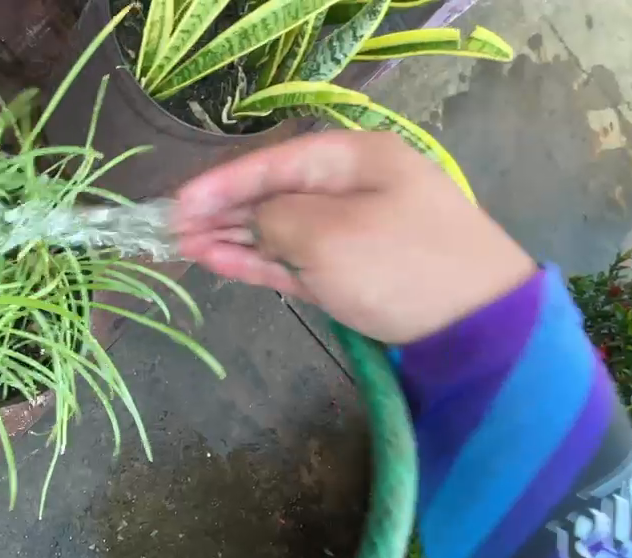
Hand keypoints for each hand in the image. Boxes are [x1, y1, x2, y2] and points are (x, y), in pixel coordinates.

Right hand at [170, 131, 536, 344]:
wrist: (465, 322)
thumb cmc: (400, 264)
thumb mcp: (329, 234)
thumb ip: (277, 218)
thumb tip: (252, 220)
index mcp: (353, 160)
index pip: (273, 163)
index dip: (221, 183)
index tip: (177, 202)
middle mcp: (344, 189)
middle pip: (268, 194)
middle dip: (217, 211)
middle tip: (167, 228)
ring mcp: (340, 233)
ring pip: (270, 230)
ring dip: (226, 238)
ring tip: (179, 246)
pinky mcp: (335, 271)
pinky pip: (283, 259)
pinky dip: (250, 260)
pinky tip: (213, 259)